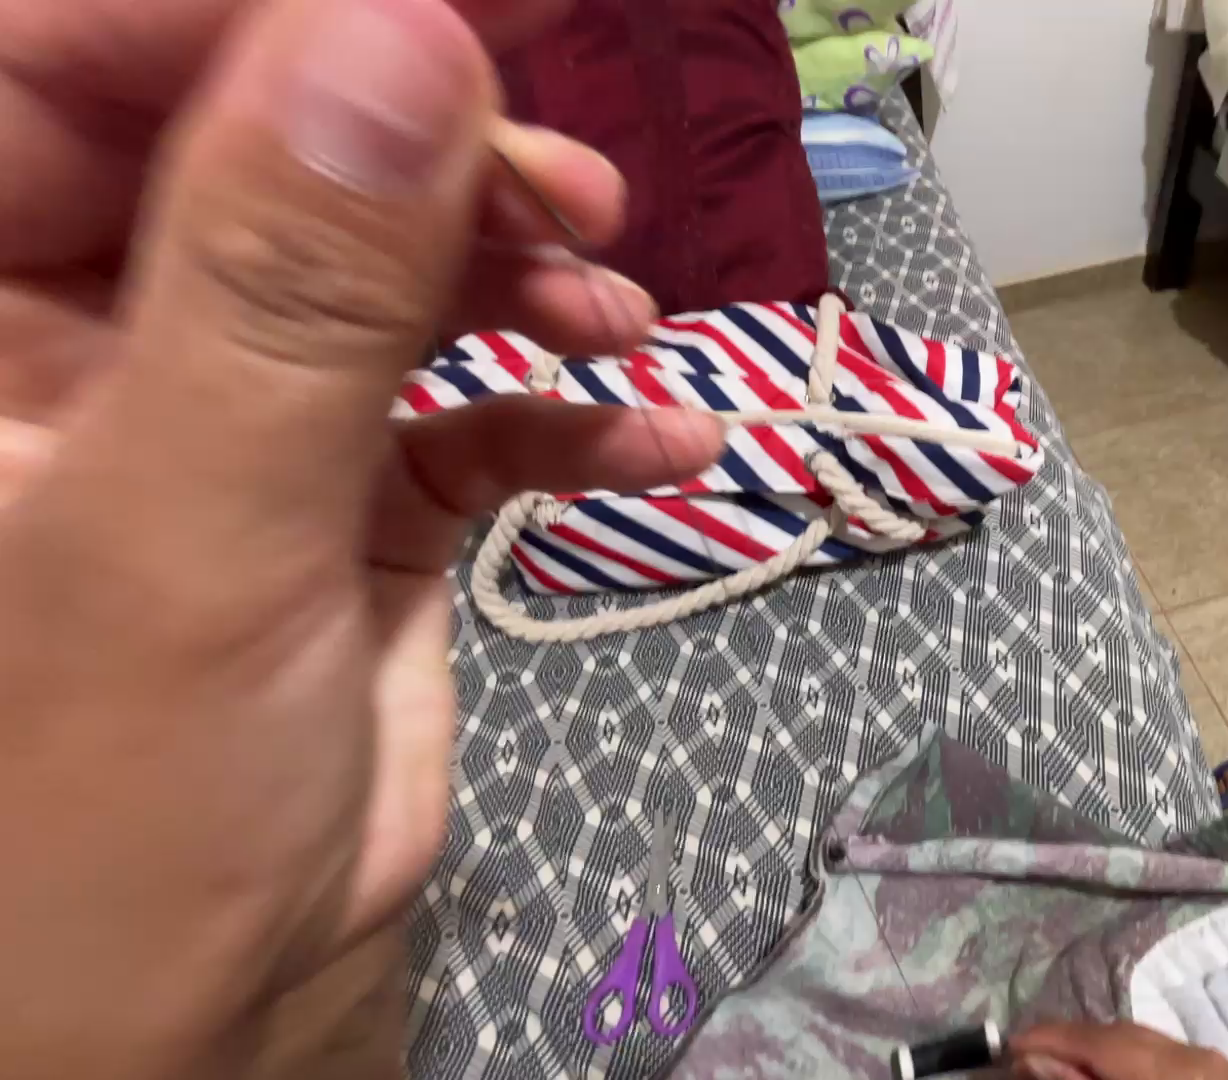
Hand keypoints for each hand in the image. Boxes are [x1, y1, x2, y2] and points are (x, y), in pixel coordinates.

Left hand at [0, 0, 725, 1075]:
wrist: (181, 1001)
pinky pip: (476, 416)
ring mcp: (237, 411)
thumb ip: (292, 289)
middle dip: (439, 168)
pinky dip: (574, 426)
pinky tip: (661, 445)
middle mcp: (81, 324)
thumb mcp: (188, 534)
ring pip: (396, 285)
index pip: (64, 50)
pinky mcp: (355, 490)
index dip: (277, 25)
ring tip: (623, 316)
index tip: (464, 38)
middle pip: (269, 161)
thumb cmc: (88, 815)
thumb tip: (405, 49)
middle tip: (578, 197)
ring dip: (528, 291)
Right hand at [1011, 1023, 1227, 1079]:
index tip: (1011, 1046)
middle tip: (1026, 1060)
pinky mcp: (1210, 1074)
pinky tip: (1094, 1075)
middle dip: (1070, 1046)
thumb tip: (1031, 1061)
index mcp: (1174, 1073)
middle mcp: (1196, 1057)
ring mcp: (1208, 1065)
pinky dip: (1121, 1065)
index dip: (1052, 1039)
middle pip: (1117, 1037)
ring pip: (1135, 1044)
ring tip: (1056, 1068)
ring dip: (1093, 1055)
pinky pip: (1154, 1058)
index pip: (1101, 1041)